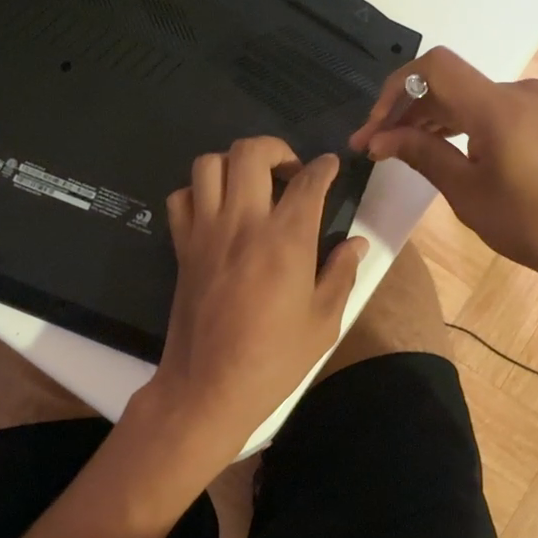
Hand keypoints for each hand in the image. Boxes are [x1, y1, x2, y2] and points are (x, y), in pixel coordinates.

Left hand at [149, 138, 366, 447]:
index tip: (331, 168)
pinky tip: (216, 211)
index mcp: (286, 239)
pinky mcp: (182, 247)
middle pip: (251, 152)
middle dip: (276, 149)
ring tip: (251, 186)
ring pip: (209, 163)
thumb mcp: (324, 323)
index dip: (324, 167)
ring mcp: (206, 231)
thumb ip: (341, 274)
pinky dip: (198, 192)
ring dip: (233, 164)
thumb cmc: (275, 360)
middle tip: (290, 174)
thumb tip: (355, 243)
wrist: (209, 387)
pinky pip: (181, 198)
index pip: (308, 180)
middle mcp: (243, 222)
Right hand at [348, 47, 537, 300]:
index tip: (373, 130)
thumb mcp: (468, 193)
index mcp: (498, 106)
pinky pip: (491, 110)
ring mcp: (536, 104)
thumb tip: (380, 139)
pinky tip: (443, 151)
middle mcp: (518, 92)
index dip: (394, 90)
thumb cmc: (533, 225)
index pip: (433, 68)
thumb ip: (423, 155)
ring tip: (401, 152)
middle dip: (406, 111)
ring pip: (469, 97)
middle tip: (375, 149)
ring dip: (431, 119)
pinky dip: (460, 125)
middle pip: (448, 83)